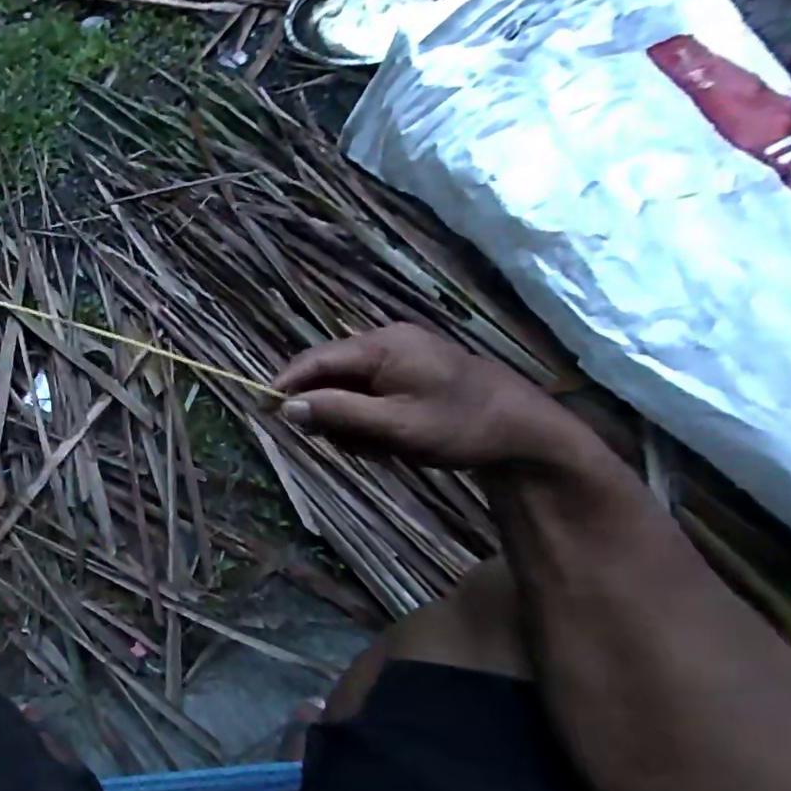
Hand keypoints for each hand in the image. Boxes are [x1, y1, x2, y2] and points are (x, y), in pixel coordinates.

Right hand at [272, 323, 586, 469]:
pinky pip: (371, 394)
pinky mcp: (412, 373)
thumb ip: (339, 413)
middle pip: (331, 374)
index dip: (286, 383)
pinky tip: (391, 441)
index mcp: (382, 346)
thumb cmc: (460, 425)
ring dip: (352, 421)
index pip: (317, 359)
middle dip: (329, 411)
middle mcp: (387, 342)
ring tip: (380, 448)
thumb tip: (288, 407)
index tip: (263, 408)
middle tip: (346, 443)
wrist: (527, 431)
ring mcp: (402, 356)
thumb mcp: (395, 425)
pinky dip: (370, 419)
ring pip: (350, 388)